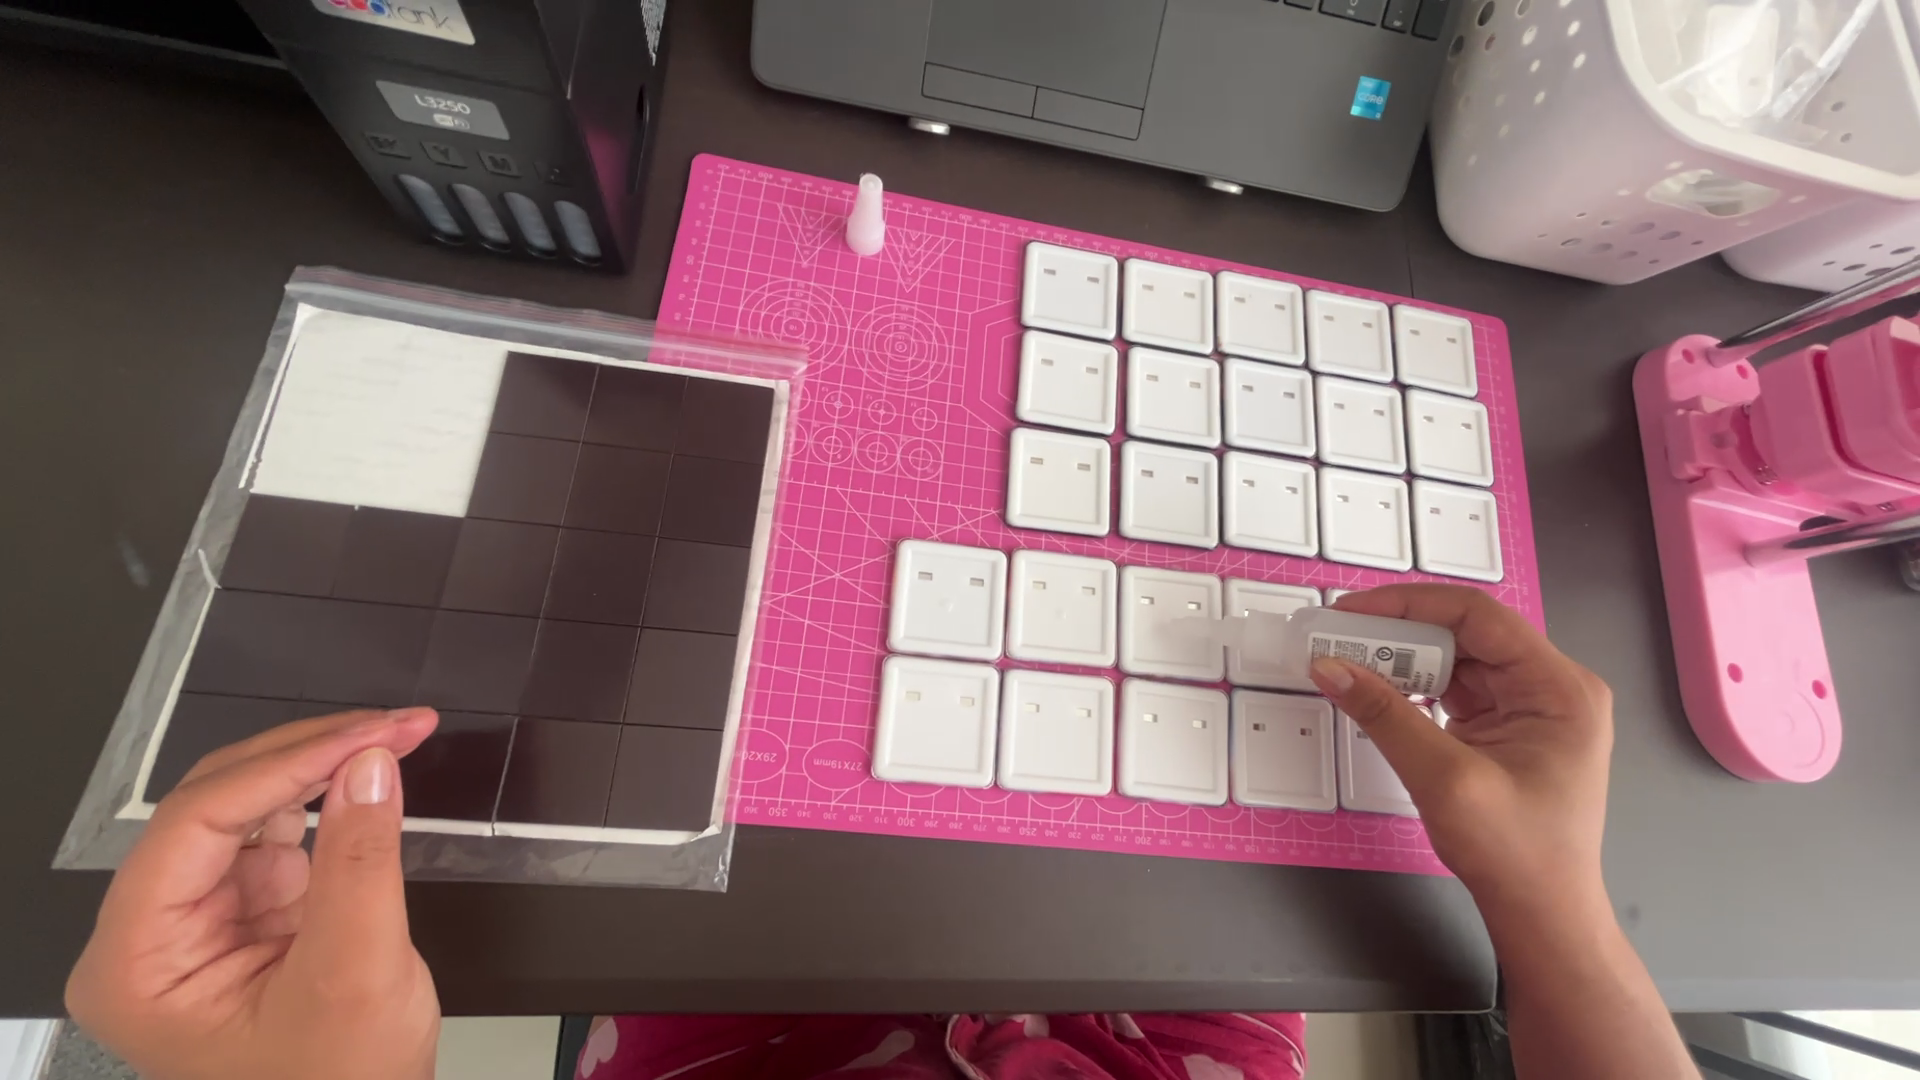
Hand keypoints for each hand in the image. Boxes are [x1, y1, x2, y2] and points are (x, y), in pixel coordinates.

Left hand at [67, 708, 443, 1079]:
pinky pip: (288, 825)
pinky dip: (334, 789)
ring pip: (252, 801)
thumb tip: (373, 760)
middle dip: (312, 749)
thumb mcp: (356, 969)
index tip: (380, 735)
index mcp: (142, 956)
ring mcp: (211, 911)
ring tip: (398, 732)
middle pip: (217, 801)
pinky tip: (373, 770)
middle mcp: (160, 925)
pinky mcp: (263, 903)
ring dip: (326, 759)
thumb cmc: (343, 1073)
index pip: (197, 823)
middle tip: (402, 723)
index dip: (290, 765)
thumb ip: (361, 860)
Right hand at [1308, 585, 1612, 917]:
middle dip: (1396, 630)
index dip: (1408, 604)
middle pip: (1462, 632)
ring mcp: (1525, 704)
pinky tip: (1375, 686)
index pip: (1477, 616)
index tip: (1349, 612)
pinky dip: (1407, 682)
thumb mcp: (1443, 777)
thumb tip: (1328, 666)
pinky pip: (1447, 683)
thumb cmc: (1513, 849)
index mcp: (1557, 687)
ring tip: (1347, 658)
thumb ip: (1384, 714)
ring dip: (1398, 656)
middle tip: (1338, 636)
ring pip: (1451, 655)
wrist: (1539, 910)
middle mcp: (1547, 685)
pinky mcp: (1501, 722)